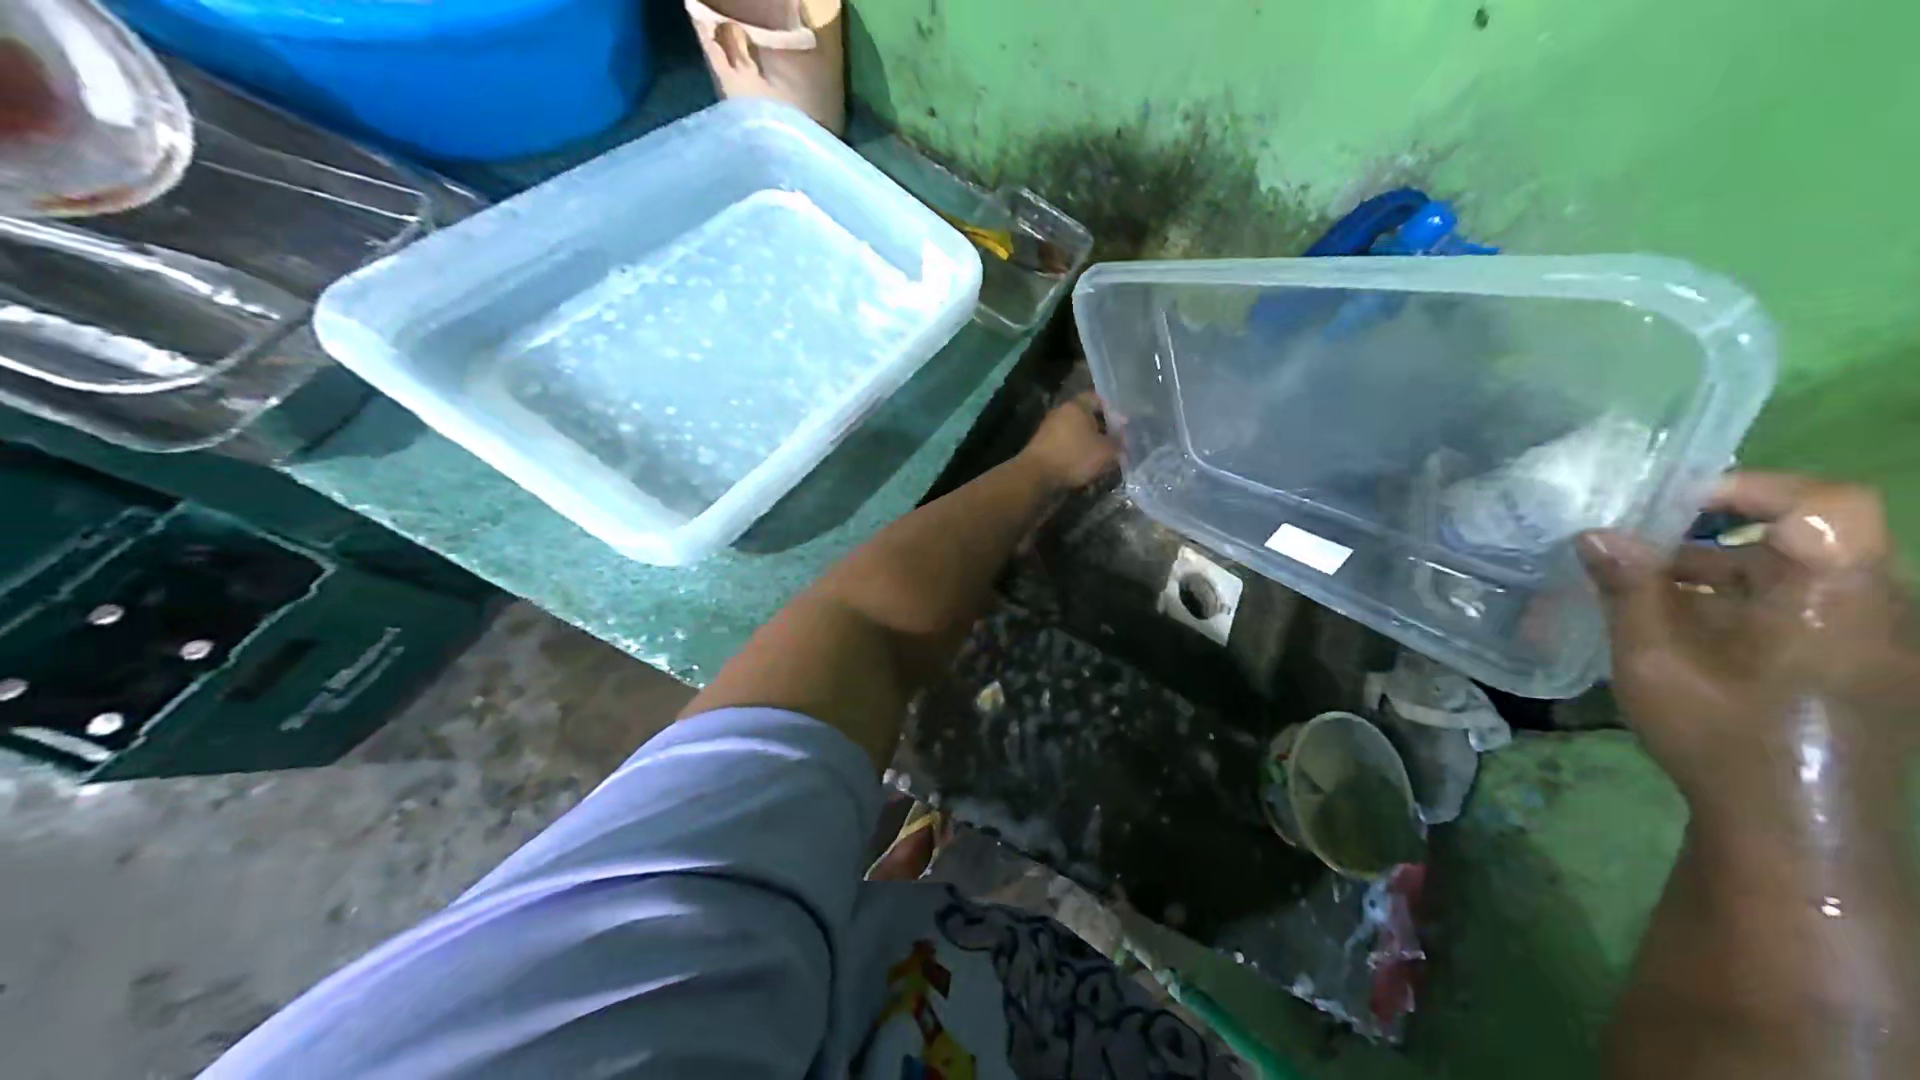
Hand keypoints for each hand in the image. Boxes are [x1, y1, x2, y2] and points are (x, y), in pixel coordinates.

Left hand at [1018, 392, 1118, 491]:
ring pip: (1077, 434)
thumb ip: (1119, 446)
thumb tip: (1124, 446)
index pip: (1098, 399)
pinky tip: (1087, 468)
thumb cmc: (1074, 457)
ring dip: (1090, 445)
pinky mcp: (1043, 448)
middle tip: (1118, 444)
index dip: (1114, 410)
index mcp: (1076, 406)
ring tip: (1104, 459)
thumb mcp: (1107, 452)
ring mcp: (1049, 431)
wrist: (1036, 477)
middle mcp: (1061, 413)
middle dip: (1103, 430)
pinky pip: (1066, 447)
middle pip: (1087, 417)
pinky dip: (1077, 455)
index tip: (1125, 425)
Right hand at [1577, 472, 1919, 818]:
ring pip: (1798, 577)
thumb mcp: (1653, 661)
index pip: (1827, 503)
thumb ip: (1629, 590)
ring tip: (1647, 601)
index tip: (1676, 503)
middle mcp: (1875, 608)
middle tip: (1635, 559)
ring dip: (1720, 575)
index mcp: (1835, 599)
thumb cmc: (1721, 736)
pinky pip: (1806, 610)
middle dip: (1709, 540)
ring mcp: (1878, 640)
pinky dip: (1743, 605)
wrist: (1795, 830)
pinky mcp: (1867, 666)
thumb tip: (1596, 534)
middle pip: (1800, 541)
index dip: (1755, 486)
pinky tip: (1687, 637)